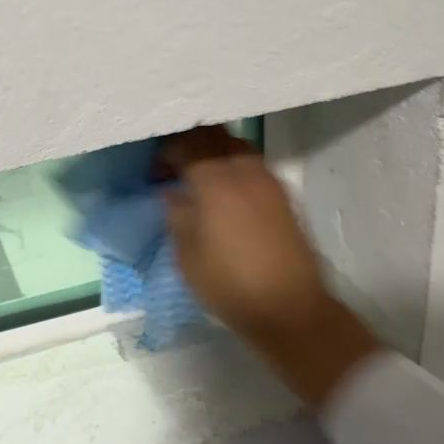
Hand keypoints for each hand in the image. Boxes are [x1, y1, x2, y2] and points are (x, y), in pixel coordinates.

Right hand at [162, 127, 380, 408]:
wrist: (288, 307)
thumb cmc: (228, 284)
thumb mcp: (186, 254)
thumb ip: (177, 214)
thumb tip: (173, 192)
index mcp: (215, 180)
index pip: (185, 145)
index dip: (165, 153)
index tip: (155, 172)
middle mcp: (244, 169)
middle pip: (214, 136)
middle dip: (190, 143)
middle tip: (174, 166)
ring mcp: (268, 179)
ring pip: (236, 146)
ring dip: (214, 153)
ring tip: (200, 179)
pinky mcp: (283, 195)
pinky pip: (253, 164)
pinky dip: (234, 166)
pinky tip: (225, 193)